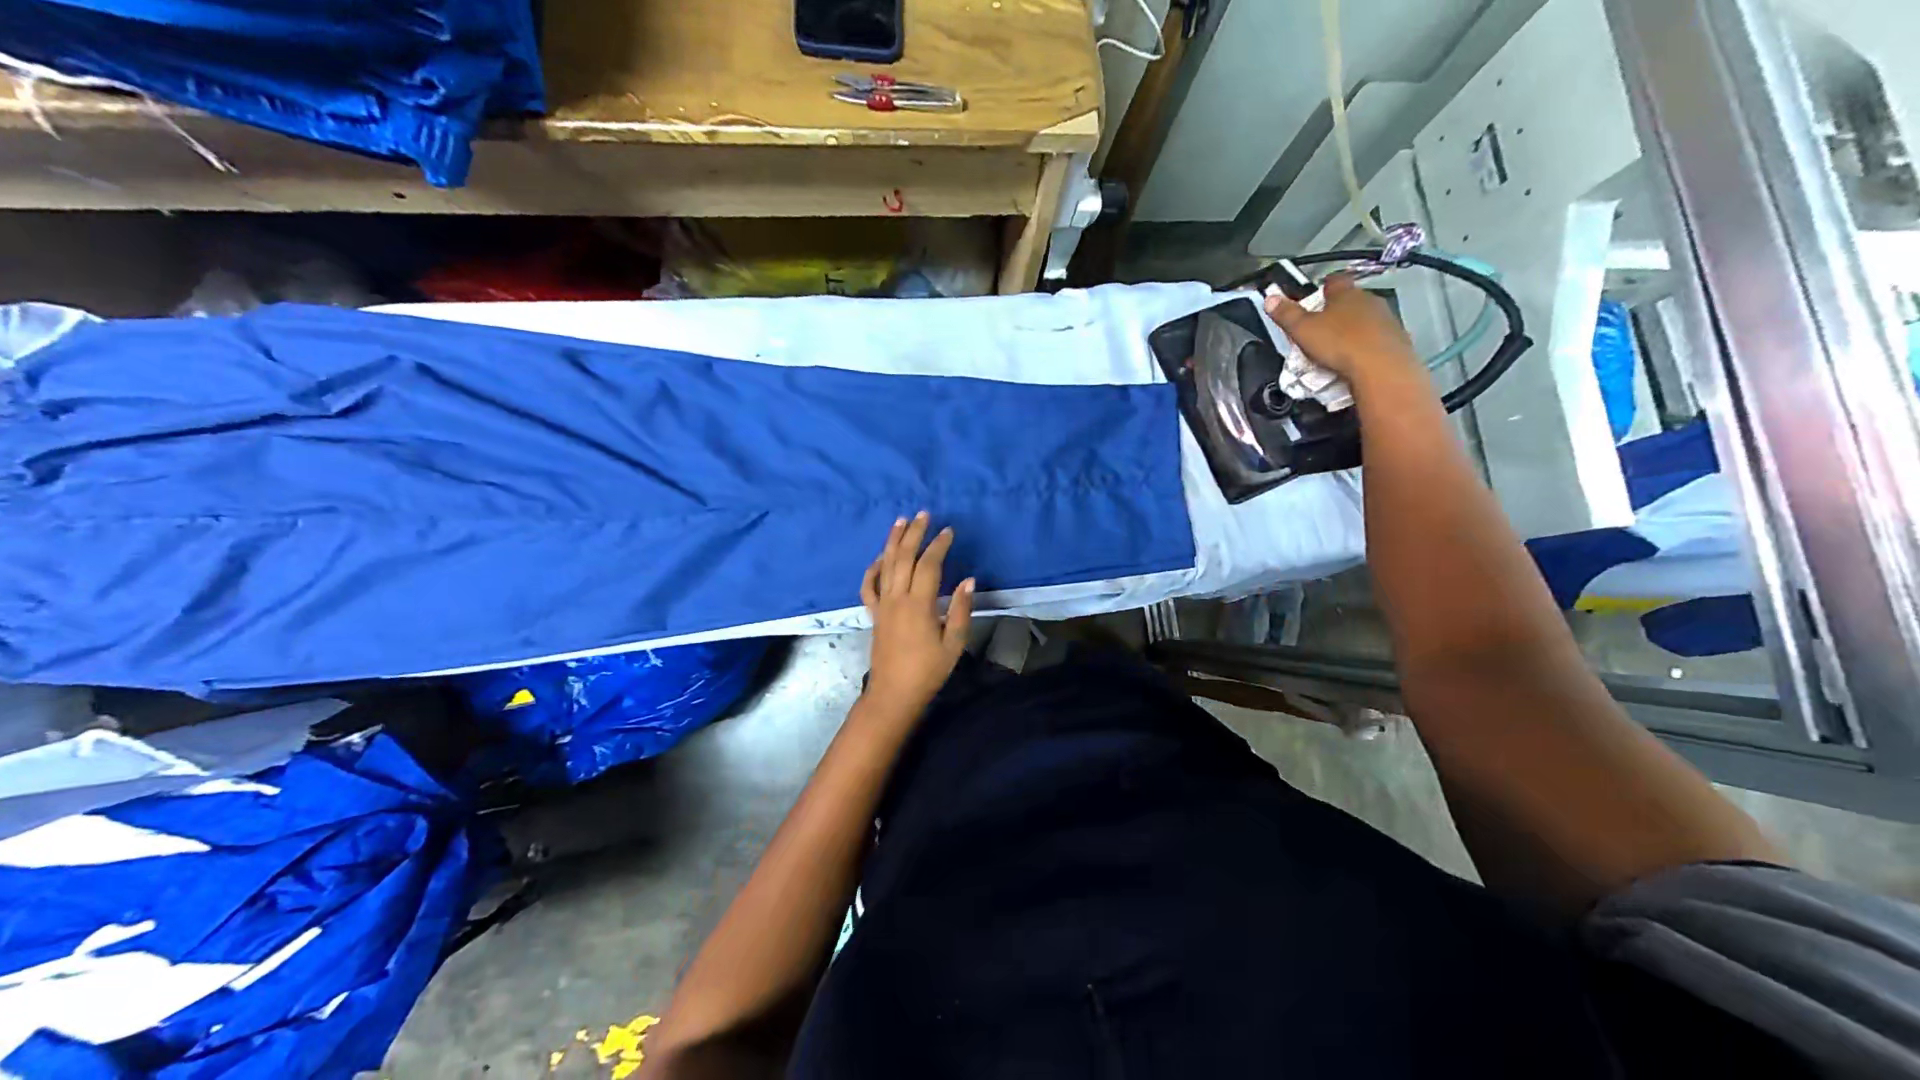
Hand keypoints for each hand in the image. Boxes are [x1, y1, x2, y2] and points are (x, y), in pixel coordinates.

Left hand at [859, 512, 974, 717]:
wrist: (894, 694)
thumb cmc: (928, 671)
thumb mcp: (953, 644)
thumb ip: (961, 610)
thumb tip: (968, 579)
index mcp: (919, 605)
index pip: (928, 565)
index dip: (939, 546)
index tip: (949, 531)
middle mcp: (897, 599)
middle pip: (904, 557)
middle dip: (914, 534)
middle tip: (924, 514)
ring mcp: (882, 605)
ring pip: (885, 565)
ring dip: (893, 542)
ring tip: (900, 521)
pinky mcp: (874, 614)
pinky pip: (869, 586)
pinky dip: (873, 568)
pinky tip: (880, 557)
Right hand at [1264, 273, 1421, 385]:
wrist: (1381, 368)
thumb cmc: (1339, 344)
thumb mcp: (1302, 330)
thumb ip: (1286, 314)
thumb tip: (1270, 298)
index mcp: (1345, 294)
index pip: (1334, 281)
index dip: (1324, 286)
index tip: (1316, 294)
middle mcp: (1369, 300)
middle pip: (1351, 299)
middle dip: (1338, 309)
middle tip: (1322, 325)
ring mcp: (1386, 319)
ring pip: (1366, 317)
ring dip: (1354, 327)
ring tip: (1339, 345)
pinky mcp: (1397, 339)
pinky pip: (1378, 337)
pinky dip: (1367, 344)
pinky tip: (1357, 357)